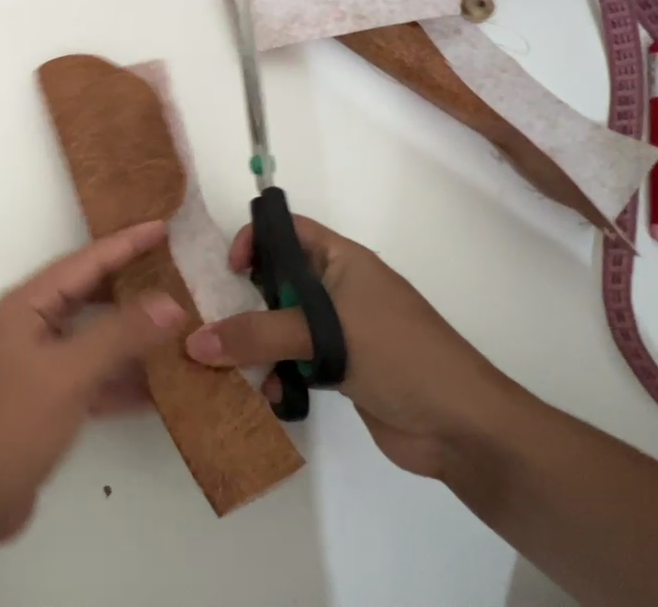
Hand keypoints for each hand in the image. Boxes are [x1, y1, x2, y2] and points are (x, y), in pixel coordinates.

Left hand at [0, 221, 185, 549]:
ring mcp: (37, 363)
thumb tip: (170, 304)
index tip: (161, 227)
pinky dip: (122, 377)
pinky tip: (160, 385)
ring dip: (131, 334)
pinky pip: (92, 375)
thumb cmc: (13, 423)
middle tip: (175, 270)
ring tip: (177, 324)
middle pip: (87, 295)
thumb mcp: (69, 374)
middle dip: (129, 284)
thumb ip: (120, 336)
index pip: (82, 264)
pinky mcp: (48, 398)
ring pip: (93, 336)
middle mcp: (29, 326)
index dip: (123, 245)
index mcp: (25, 307)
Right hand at [184, 213, 526, 478]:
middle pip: (276, 280)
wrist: (463, 428)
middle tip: (212, 321)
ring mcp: (339, 332)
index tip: (230, 272)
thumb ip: (257, 335)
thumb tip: (193, 343)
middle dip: (242, 300)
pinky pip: (291, 361)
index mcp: (343, 261)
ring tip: (227, 363)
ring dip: (254, 343)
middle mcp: (337, 290)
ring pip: (279, 325)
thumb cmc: (400, 357)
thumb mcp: (325, 334)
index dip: (254, 239)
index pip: (287, 230)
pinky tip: (265, 393)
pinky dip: (274, 373)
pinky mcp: (338, 370)